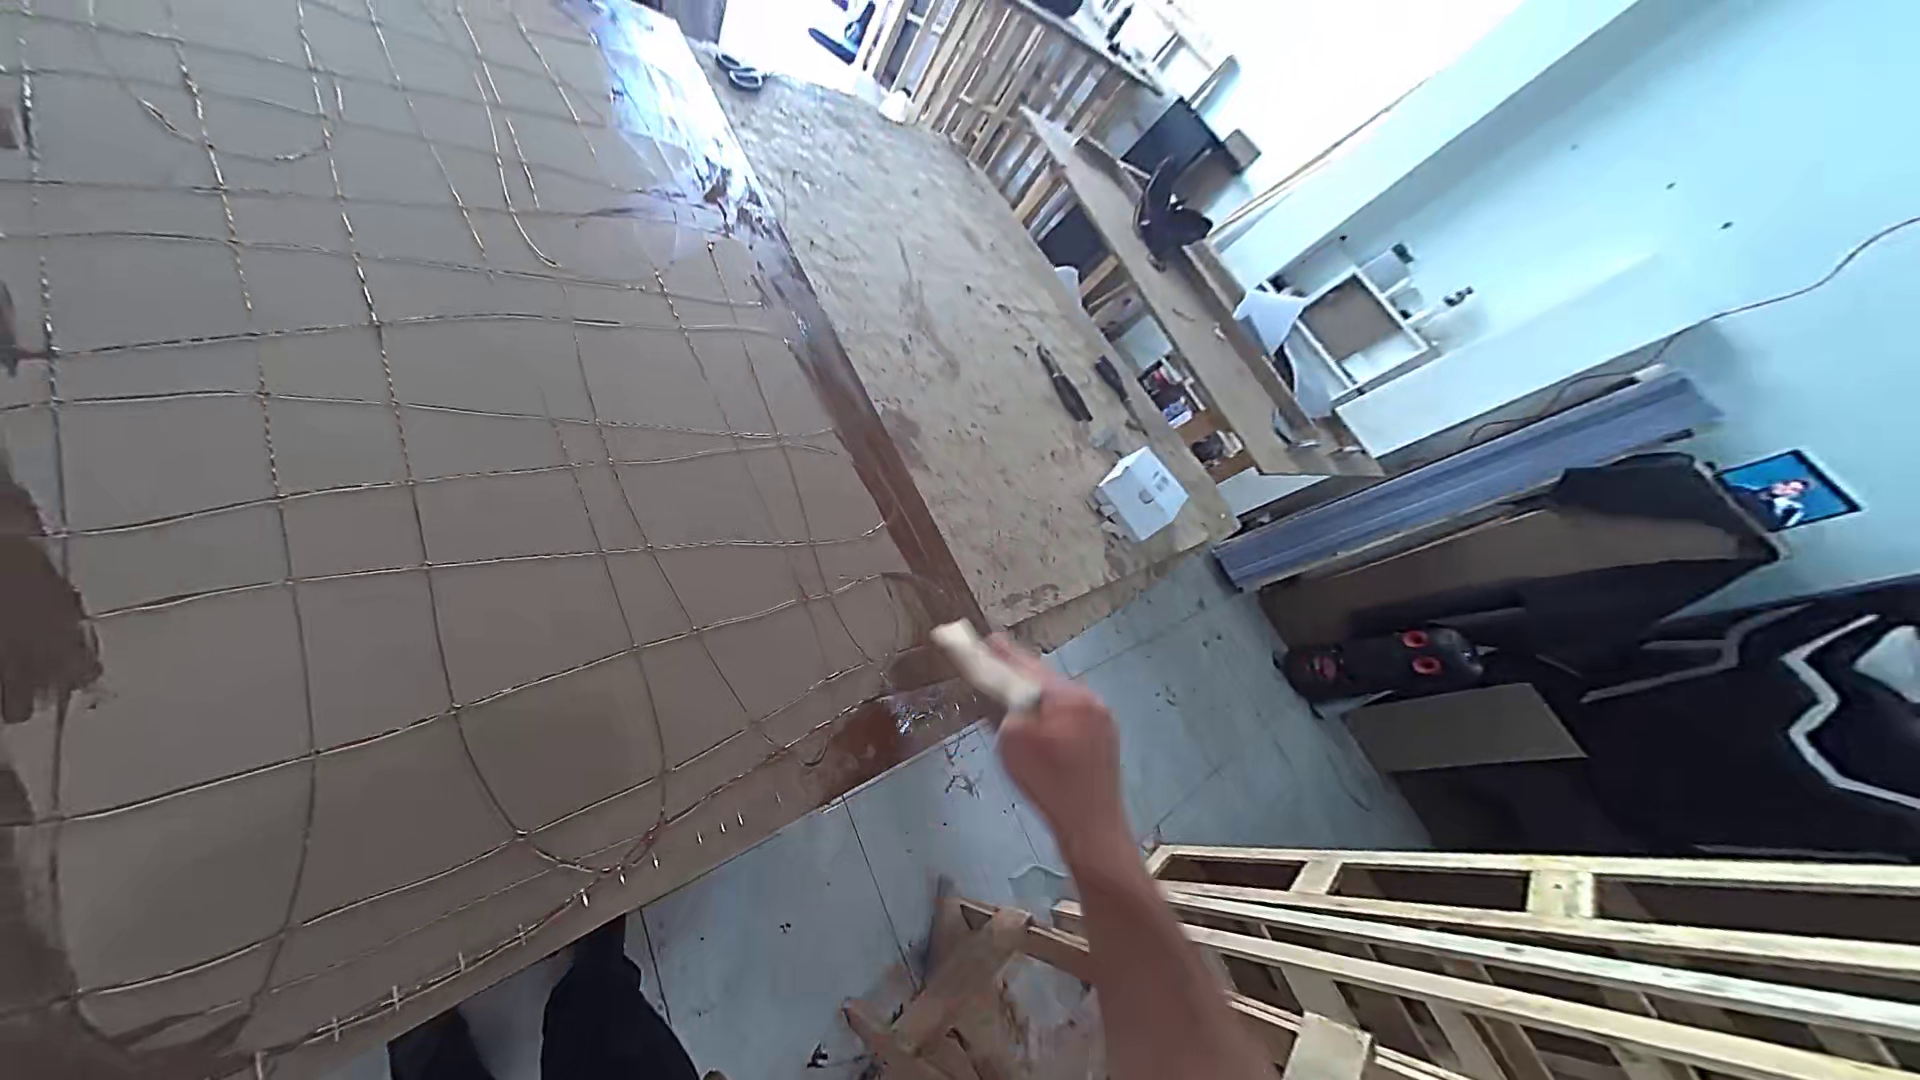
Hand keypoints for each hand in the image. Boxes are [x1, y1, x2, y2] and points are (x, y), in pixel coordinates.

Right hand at [986, 635, 1132, 867]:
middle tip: (996, 664)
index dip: (1003, 654)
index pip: (1027, 667)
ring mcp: (1101, 716)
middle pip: (1044, 678)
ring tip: (1014, 695)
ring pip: (1058, 695)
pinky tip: (1039, 721)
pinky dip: (1051, 710)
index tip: (988, 639)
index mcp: (1067, 696)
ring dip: (1035, 693)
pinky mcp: (1104, 734)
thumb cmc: (1048, 785)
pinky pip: (1070, 711)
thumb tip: (1002, 686)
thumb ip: (1005, 706)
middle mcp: (1088, 698)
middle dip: (1019, 673)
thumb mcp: (1012, 742)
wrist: (1092, 827)